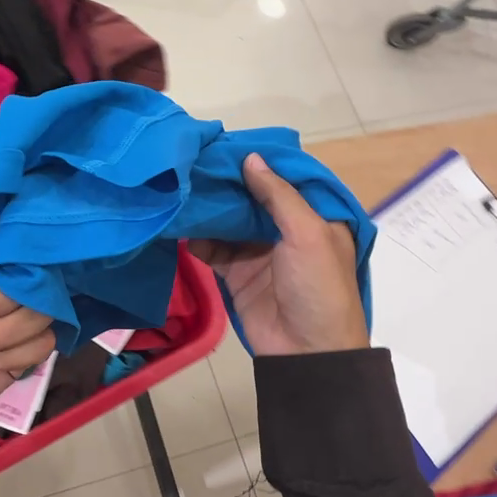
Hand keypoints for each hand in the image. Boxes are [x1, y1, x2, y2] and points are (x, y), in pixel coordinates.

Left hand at [0, 212, 57, 420]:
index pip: (21, 245)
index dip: (11, 253)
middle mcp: (7, 289)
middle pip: (38, 280)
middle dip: (0, 298)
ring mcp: (18, 323)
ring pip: (42, 315)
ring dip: (1, 331)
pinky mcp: (23, 357)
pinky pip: (41, 347)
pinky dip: (9, 354)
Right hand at [191, 154, 369, 357]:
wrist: (307, 353)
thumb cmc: (318, 287)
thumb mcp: (307, 234)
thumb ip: (277, 195)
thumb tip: (249, 158)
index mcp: (315, 217)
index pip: (284, 179)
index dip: (257, 163)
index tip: (225, 143)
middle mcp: (286, 229)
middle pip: (251, 197)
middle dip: (225, 182)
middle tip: (192, 161)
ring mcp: (259, 252)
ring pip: (228, 220)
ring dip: (208, 208)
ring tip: (179, 186)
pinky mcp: (236, 273)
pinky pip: (212, 248)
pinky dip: (196, 237)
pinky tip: (178, 223)